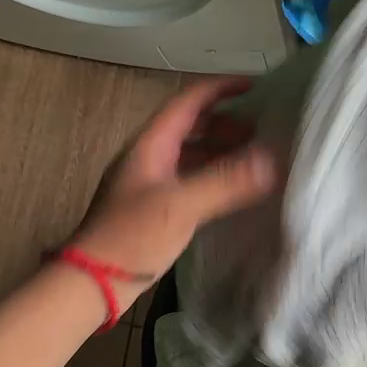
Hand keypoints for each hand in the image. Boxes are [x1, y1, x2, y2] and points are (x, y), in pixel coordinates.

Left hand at [68, 78, 277, 307]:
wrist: (94, 280)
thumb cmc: (132, 235)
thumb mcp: (182, 205)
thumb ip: (226, 181)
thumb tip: (272, 161)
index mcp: (151, 144)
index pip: (189, 101)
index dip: (221, 88)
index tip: (256, 86)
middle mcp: (150, 156)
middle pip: (192, 125)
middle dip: (228, 123)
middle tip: (263, 133)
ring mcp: (151, 182)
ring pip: (192, 154)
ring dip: (223, 151)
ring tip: (255, 160)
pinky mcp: (155, 207)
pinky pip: (191, 179)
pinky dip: (215, 177)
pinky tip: (235, 191)